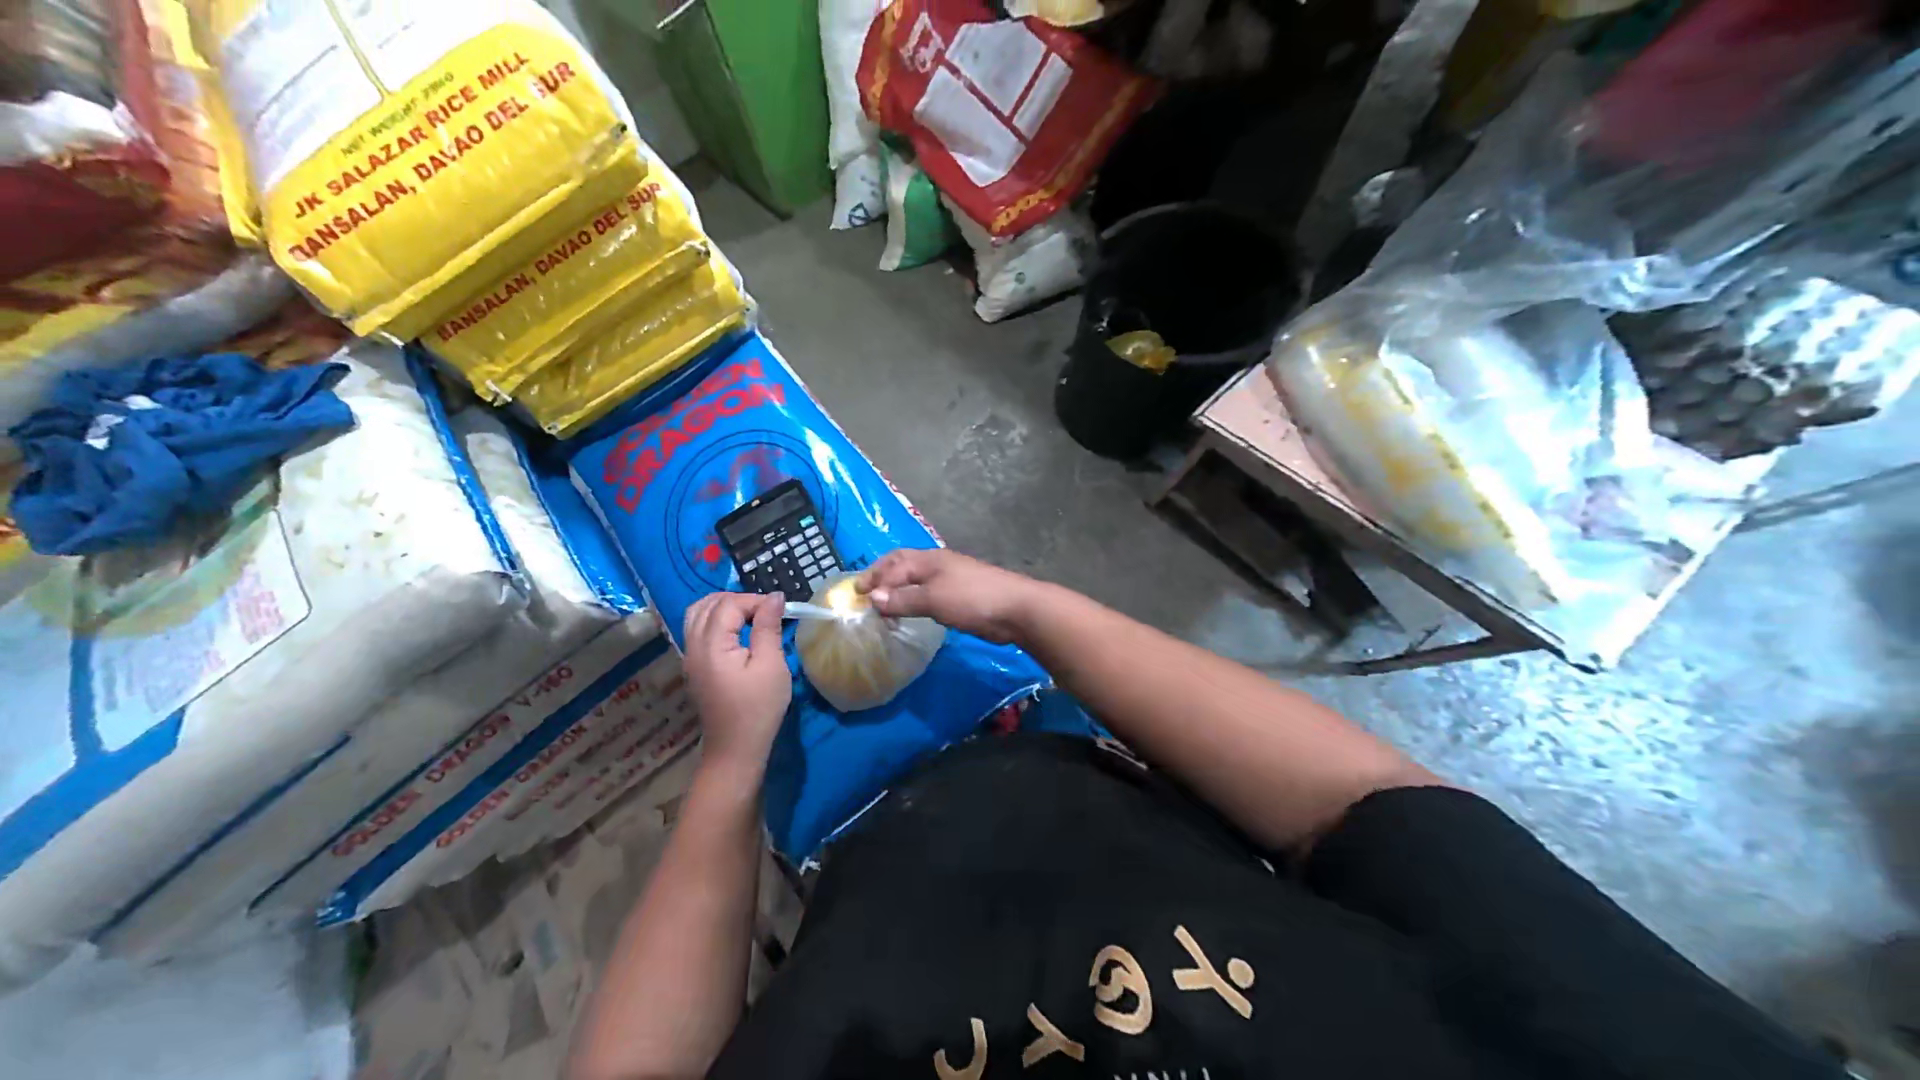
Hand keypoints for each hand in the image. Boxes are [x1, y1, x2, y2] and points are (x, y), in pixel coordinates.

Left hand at [682, 592, 790, 775]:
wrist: (736, 749)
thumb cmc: (758, 708)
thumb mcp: (771, 665)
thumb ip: (768, 627)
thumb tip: (774, 597)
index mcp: (711, 645)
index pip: (728, 605)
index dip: (754, 600)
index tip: (780, 609)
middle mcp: (693, 647)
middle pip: (706, 604)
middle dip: (737, 600)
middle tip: (765, 610)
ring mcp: (690, 658)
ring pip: (697, 616)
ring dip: (724, 608)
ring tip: (752, 616)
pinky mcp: (694, 667)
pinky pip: (698, 631)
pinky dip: (716, 621)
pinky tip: (738, 632)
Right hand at [856, 549, 1042, 644]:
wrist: (1016, 609)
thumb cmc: (973, 599)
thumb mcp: (933, 599)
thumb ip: (903, 599)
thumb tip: (873, 598)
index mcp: (928, 559)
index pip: (892, 564)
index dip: (873, 578)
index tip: (856, 596)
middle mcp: (936, 564)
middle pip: (902, 564)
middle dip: (882, 575)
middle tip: (864, 592)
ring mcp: (949, 579)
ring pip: (915, 579)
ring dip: (897, 588)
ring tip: (882, 604)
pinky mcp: (959, 596)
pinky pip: (927, 593)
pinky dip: (912, 599)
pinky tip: (910, 611)